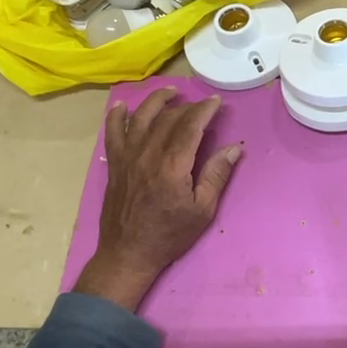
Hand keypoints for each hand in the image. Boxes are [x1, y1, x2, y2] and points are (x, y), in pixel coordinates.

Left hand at [74, 90, 242, 311]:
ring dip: (156, 101)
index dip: (204, 110)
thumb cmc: (170, 235)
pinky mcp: (115, 165)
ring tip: (171, 92)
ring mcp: (127, 159)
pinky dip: (116, 117)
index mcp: (172, 167)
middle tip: (202, 106)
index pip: (190, 127)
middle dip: (188, 107)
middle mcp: (147, 156)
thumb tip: (234, 149)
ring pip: (140, 119)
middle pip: (168, 119)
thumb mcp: (203, 210)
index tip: (216, 102)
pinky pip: (112, 134)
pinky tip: (123, 106)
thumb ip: (217, 175)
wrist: (128, 254)